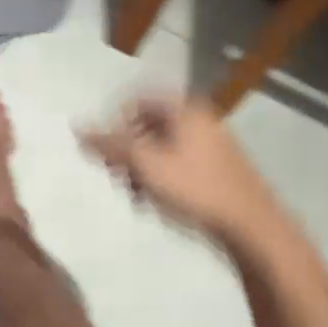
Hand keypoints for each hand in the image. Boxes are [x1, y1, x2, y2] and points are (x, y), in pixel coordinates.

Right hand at [78, 94, 282, 241]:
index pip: (137, 99)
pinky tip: (156, 204)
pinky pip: (176, 165)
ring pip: (160, 148)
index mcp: (185, 109)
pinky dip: (160, 180)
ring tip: (137, 196)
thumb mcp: (145, 165)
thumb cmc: (195, 189)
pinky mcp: (217, 170)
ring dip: (140, 170)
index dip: (115, 121)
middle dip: (126, 151)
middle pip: (147, 125)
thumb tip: (76, 126)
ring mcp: (211, 145)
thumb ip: (110, 145)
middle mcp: (200, 119)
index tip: (106, 152)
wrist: (251, 227)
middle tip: (118, 177)